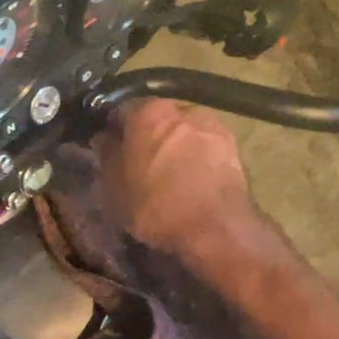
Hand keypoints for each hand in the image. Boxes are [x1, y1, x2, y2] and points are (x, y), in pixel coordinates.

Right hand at [99, 98, 259, 259]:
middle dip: (147, 137)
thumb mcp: (113, 187)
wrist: (214, 228)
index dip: (112, 130)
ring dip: (175, 147)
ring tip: (169, 176)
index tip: (108, 148)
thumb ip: (107, 156)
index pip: (121, 111)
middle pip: (157, 119)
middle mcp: (183, 109)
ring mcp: (213, 126)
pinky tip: (191, 184)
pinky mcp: (235, 148)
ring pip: (184, 133)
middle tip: (139, 164)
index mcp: (148, 113)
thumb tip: (104, 139)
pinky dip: (196, 160)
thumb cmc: (154, 205)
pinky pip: (205, 148)